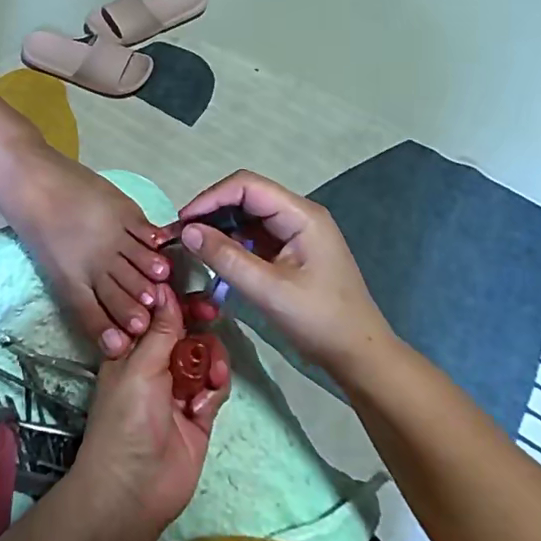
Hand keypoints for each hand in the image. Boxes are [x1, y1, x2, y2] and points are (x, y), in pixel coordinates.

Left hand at [73, 286, 229, 533]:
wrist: (134, 489)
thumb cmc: (127, 419)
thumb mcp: (140, 366)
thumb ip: (161, 329)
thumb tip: (166, 288)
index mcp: (132, 351)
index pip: (157, 315)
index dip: (175, 300)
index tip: (194, 289)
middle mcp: (155, 366)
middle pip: (185, 332)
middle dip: (199, 323)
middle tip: (212, 314)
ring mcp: (178, 391)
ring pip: (205, 358)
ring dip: (211, 359)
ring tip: (210, 373)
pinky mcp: (199, 416)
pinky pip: (215, 389)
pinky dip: (214, 390)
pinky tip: (203, 405)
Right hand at [178, 170, 395, 374]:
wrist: (358, 354)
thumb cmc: (319, 320)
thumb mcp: (268, 290)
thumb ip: (227, 258)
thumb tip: (188, 231)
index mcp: (301, 215)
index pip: (247, 186)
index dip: (211, 198)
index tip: (183, 222)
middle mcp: (299, 215)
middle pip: (246, 197)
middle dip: (212, 211)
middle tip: (182, 235)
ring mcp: (296, 233)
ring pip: (248, 216)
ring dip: (219, 227)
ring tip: (192, 245)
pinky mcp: (291, 251)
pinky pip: (255, 235)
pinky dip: (232, 242)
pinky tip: (214, 257)